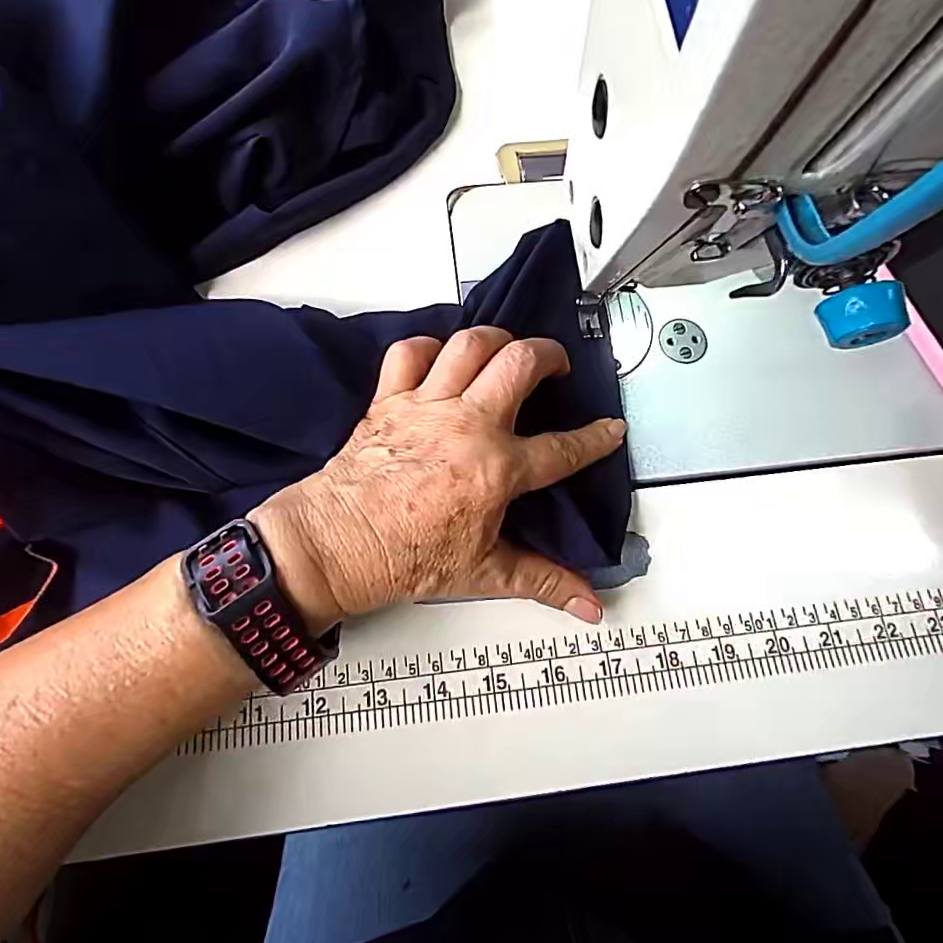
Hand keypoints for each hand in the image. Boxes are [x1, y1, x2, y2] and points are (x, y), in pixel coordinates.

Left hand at [250, 327, 626, 633]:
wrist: (336, 545)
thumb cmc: (400, 557)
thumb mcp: (482, 573)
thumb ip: (542, 580)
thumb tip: (584, 602)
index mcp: (496, 470)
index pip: (563, 448)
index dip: (595, 438)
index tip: (607, 431)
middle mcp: (464, 427)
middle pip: (522, 363)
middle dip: (550, 355)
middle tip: (555, 366)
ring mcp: (425, 409)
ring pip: (470, 345)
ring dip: (495, 339)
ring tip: (506, 349)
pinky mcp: (388, 403)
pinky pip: (407, 354)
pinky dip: (425, 347)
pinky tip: (437, 357)